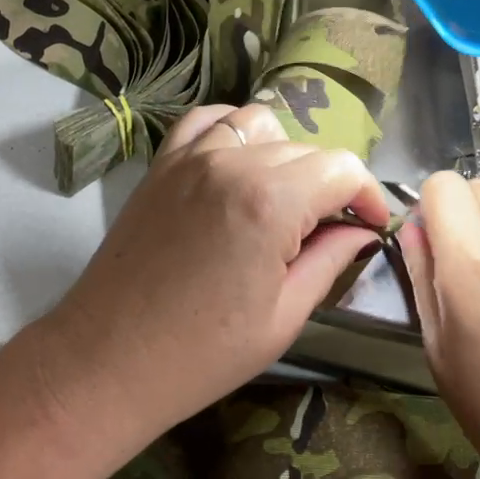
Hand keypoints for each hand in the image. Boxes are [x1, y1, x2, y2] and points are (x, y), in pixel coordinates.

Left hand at [33, 103, 387, 441]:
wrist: (108, 359)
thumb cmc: (202, 354)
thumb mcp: (283, 318)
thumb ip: (330, 260)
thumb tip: (362, 230)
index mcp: (270, 201)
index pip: (342, 168)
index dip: (367, 194)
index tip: (371, 225)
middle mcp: (233, 162)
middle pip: (305, 149)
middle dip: (329, 185)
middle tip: (328, 231)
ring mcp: (192, 155)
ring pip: (260, 124)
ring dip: (284, 153)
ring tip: (282, 199)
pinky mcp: (163, 161)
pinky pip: (207, 120)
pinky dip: (232, 131)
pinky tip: (239, 163)